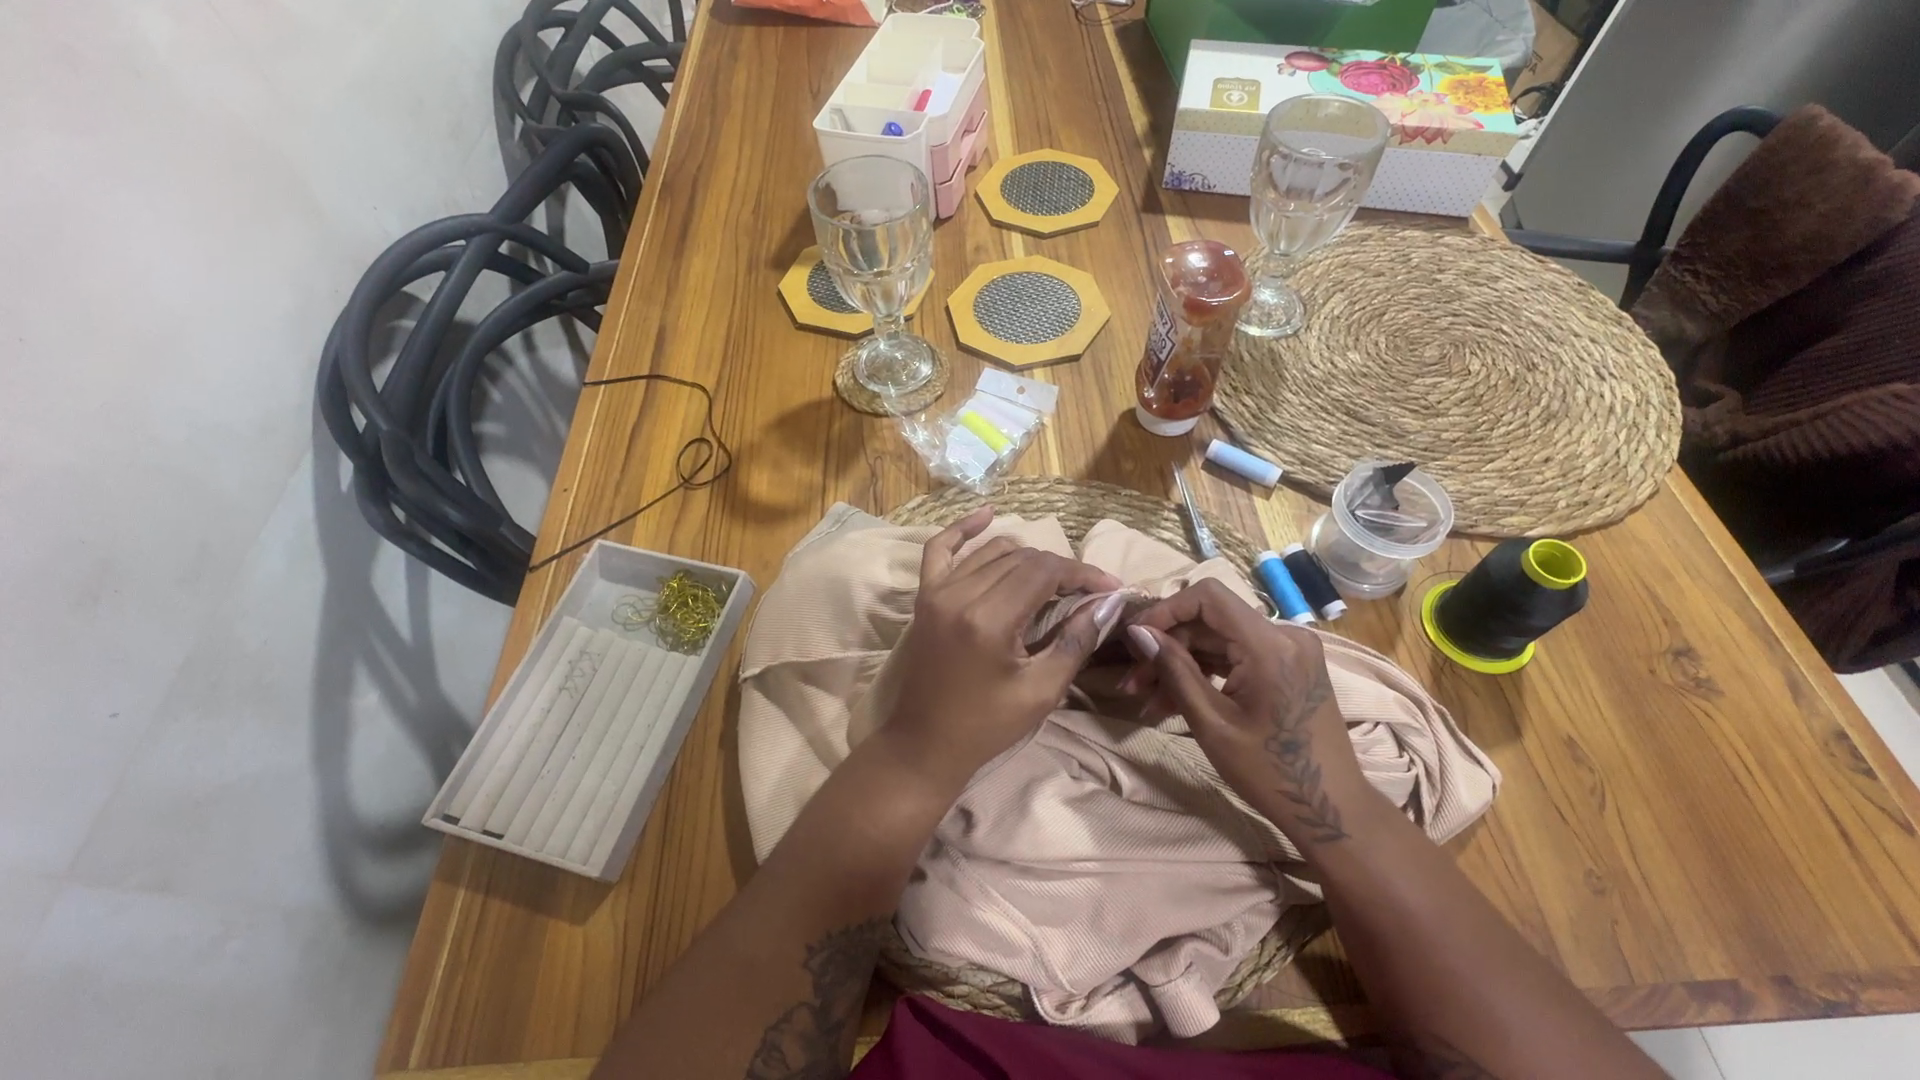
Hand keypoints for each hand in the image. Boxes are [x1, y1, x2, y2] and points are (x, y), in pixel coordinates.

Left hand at [878, 506, 1127, 788]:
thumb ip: (1074, 640)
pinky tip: (987, 514)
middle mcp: (959, 594)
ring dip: (1026, 557)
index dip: (1082, 574)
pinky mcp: (924, 598)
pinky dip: (963, 530)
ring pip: (991, 552)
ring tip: (1054, 579)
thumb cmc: (986, 726)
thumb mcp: (1041, 691)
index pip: (1045, 572)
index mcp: (989, 619)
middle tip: (1087, 591)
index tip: (1110, 587)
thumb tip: (1106, 603)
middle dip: (1060, 569)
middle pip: (1021, 558)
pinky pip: (940, 550)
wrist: (924, 745)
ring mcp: (936, 592)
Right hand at [1123, 579, 1364, 845]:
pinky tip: (1175, 699)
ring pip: (1220, 640)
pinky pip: (1237, 656)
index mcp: (1270, 645)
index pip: (1208, 596)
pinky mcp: (1288, 666)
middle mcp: (1285, 635)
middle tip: (1132, 682)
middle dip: (1167, 646)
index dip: (1165, 609)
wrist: (1331, 808)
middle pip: (1210, 621)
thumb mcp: (1212, 723)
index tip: (1134, 637)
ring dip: (1181, 663)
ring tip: (1146, 698)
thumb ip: (1175, 670)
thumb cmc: (1270, 772)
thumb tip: (1138, 632)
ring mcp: (1290, 650)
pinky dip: (1206, 673)